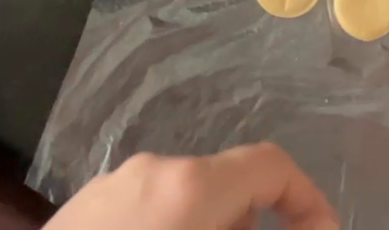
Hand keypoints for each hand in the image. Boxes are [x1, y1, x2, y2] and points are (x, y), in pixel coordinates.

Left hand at [46, 143, 337, 229]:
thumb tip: (310, 228)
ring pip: (183, 203)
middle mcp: (153, 169)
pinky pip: (143, 214)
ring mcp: (111, 186)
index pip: (271, 165)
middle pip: (226, 187)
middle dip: (251, 227)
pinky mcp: (79, 211)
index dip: (308, 200)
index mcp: (191, 184)